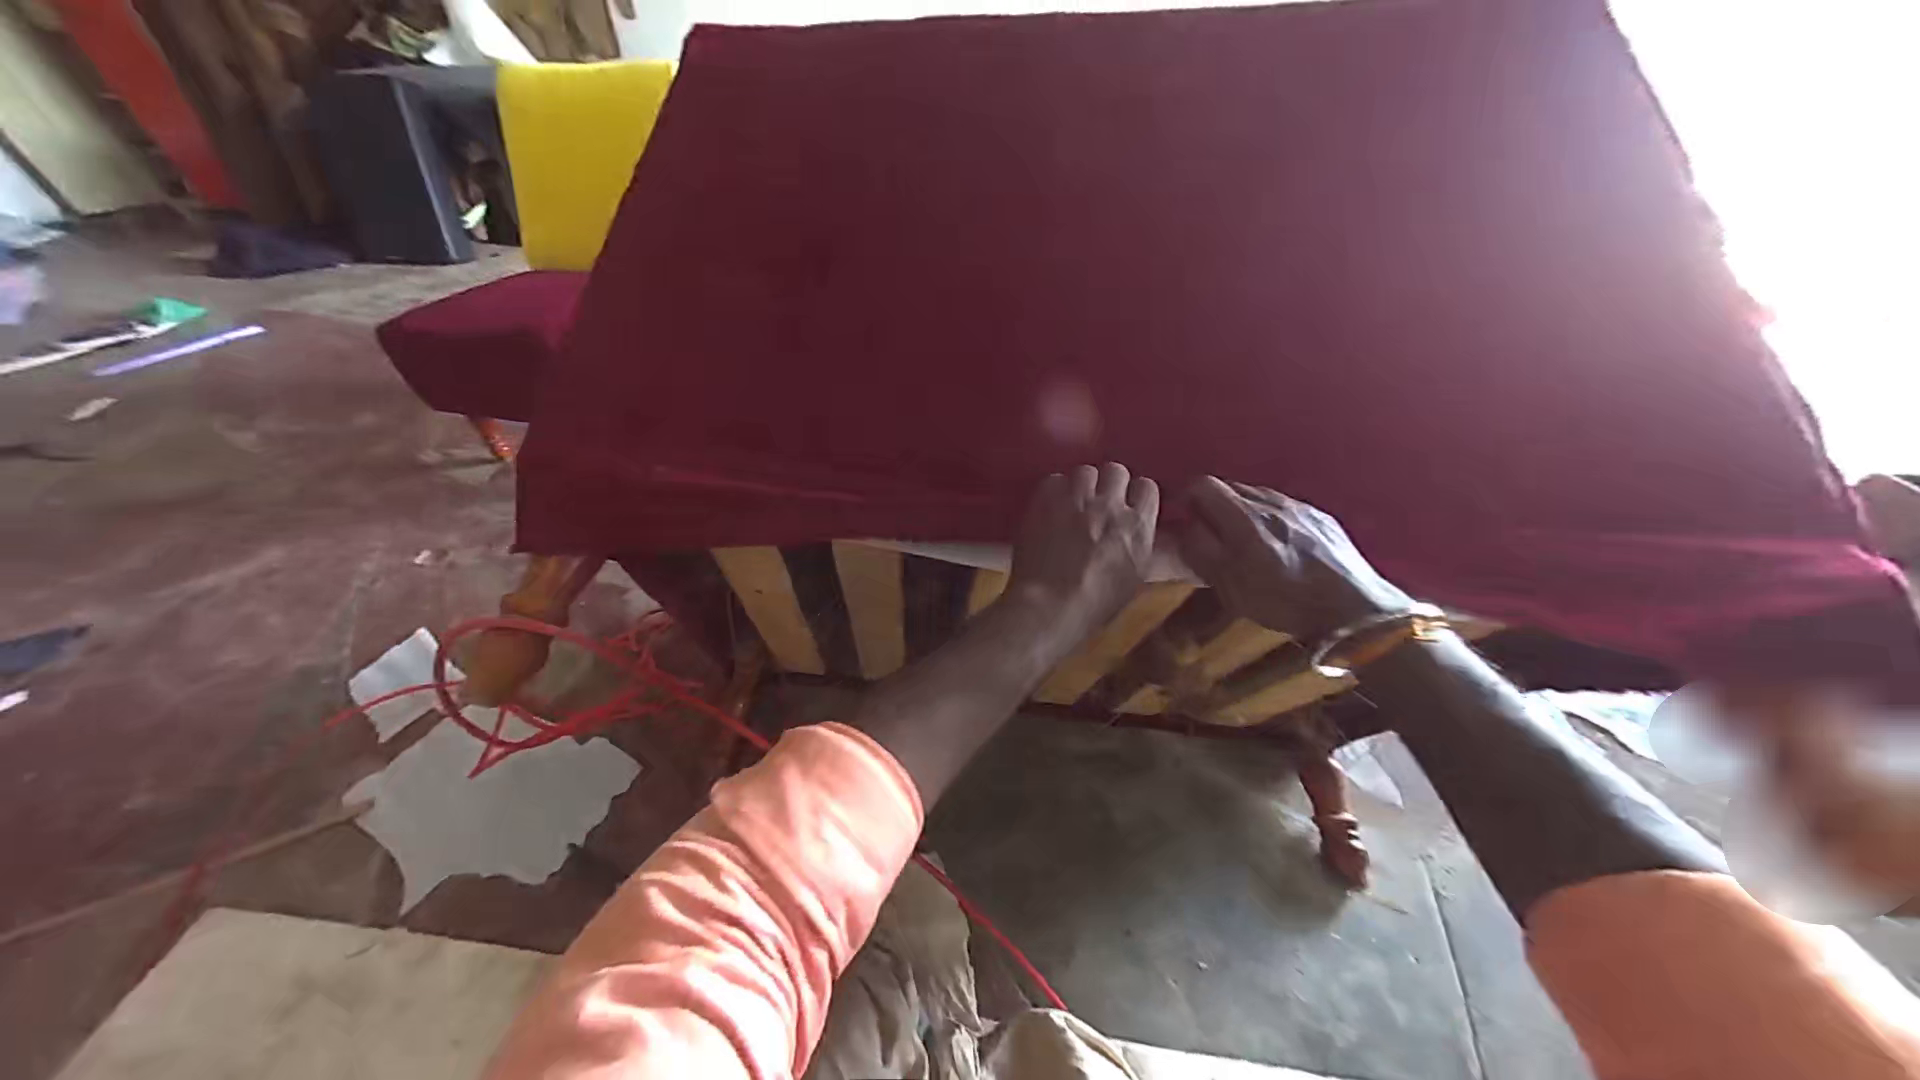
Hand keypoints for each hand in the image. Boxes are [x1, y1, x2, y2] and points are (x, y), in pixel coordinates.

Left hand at [1003, 463, 1158, 637]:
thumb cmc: (1094, 605)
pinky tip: (1050, 507)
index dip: (1136, 494)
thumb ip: (1138, 547)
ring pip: (1084, 471)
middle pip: (1116, 470)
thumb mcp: (1132, 579)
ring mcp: (1076, 499)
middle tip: (1098, 500)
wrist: (1050, 606)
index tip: (1128, 503)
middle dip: (1108, 482)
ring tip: (1072, 501)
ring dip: (1081, 484)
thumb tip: (1136, 536)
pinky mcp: (1045, 500)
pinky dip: (1054, 490)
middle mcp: (1110, 505)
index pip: (1147, 487)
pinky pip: (1054, 480)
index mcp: (1138, 527)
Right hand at [1174, 477, 1411, 640]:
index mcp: (1243, 517)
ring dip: (1241, 510)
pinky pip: (1284, 507)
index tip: (1182, 517)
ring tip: (1242, 539)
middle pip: (1230, 487)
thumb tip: (1186, 527)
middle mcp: (1270, 502)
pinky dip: (1269, 517)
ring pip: (1257, 495)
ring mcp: (1299, 507)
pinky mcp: (1321, 517)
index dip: (1186, 497)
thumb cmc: (1283, 601)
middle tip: (1208, 531)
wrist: (1354, 611)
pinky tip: (1276, 544)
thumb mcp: (1228, 585)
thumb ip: (1200, 550)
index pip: (1203, 485)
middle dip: (1212, 505)